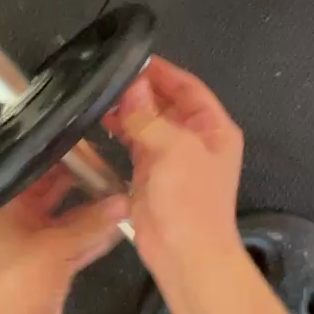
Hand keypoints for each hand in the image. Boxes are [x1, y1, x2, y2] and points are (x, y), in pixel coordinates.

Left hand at [0, 168, 129, 313]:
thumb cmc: (21, 280)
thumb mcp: (56, 247)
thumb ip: (92, 224)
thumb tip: (125, 201)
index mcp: (11, 204)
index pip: (38, 168)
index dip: (62, 155)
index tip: (92, 145)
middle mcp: (24, 215)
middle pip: (56, 188)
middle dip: (83, 179)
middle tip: (114, 167)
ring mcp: (40, 237)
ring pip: (71, 214)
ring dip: (94, 208)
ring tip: (123, 190)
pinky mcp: (55, 259)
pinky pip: (79, 238)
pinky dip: (97, 233)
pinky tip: (121, 222)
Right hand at [104, 57, 244, 277]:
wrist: (186, 254)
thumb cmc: (191, 200)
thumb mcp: (175, 150)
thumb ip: (149, 117)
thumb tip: (131, 87)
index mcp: (213, 129)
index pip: (189, 88)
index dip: (163, 72)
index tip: (133, 59)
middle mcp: (194, 139)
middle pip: (166, 103)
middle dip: (140, 91)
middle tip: (107, 79)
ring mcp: (171, 157)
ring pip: (147, 123)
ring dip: (127, 110)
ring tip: (100, 98)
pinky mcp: (150, 175)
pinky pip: (135, 144)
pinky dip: (120, 132)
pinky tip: (102, 123)